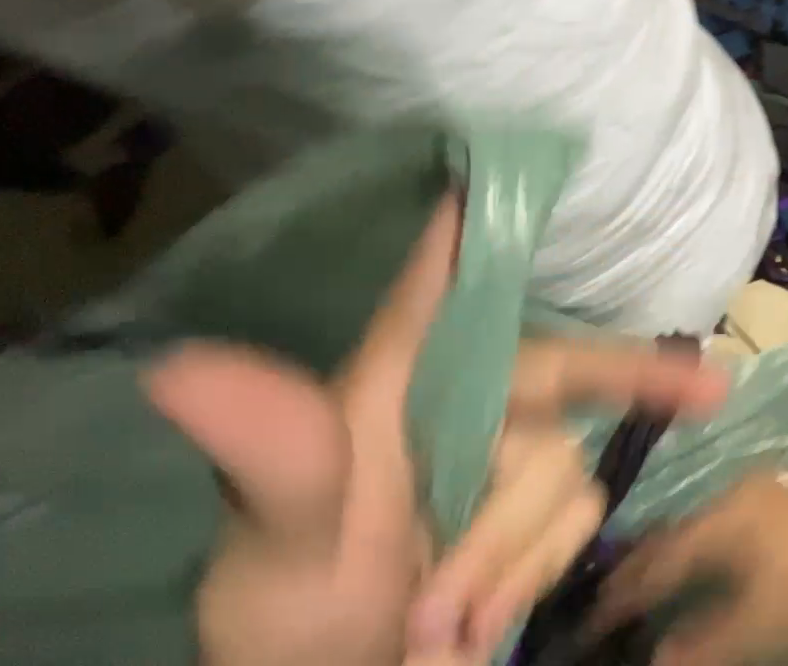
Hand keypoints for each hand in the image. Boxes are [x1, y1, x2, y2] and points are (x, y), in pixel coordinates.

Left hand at [145, 196, 730, 665]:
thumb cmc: (296, 614)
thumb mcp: (281, 551)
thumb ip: (280, 462)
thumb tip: (184, 367)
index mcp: (398, 386)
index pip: (444, 287)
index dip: (476, 226)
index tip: (517, 167)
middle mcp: (468, 402)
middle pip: (564, 375)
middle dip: (574, 441)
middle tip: (603, 481)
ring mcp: (511, 456)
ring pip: (569, 468)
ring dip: (511, 555)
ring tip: (440, 624)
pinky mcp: (543, 508)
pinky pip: (583, 512)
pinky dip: (534, 570)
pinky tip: (479, 619)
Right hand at [588, 476, 787, 665]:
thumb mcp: (757, 625)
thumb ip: (701, 644)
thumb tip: (656, 656)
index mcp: (723, 518)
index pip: (657, 559)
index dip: (621, 592)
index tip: (590, 619)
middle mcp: (737, 492)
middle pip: (675, 532)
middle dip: (642, 566)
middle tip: (611, 597)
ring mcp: (764, 488)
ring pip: (701, 522)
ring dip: (674, 552)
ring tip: (650, 580)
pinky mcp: (786, 493)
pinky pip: (726, 517)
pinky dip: (704, 541)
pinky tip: (704, 560)